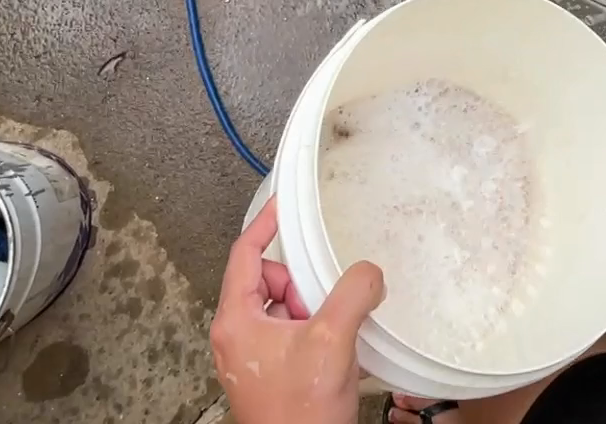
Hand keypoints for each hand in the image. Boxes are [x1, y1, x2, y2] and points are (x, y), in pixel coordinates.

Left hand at [211, 198, 384, 423]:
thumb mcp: (332, 338)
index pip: (246, 253)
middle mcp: (236, 334)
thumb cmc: (301, 413)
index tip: (286, 201)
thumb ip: (353, 290)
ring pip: (286, 302)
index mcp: (236, 320)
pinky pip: (294, 326)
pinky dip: (316, 325)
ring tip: (331, 333)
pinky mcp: (270, 369)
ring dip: (313, 306)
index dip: (267, 222)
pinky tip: (335, 347)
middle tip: (323, 304)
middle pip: (271, 277)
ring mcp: (252, 354)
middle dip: (303, 281)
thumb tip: (369, 270)